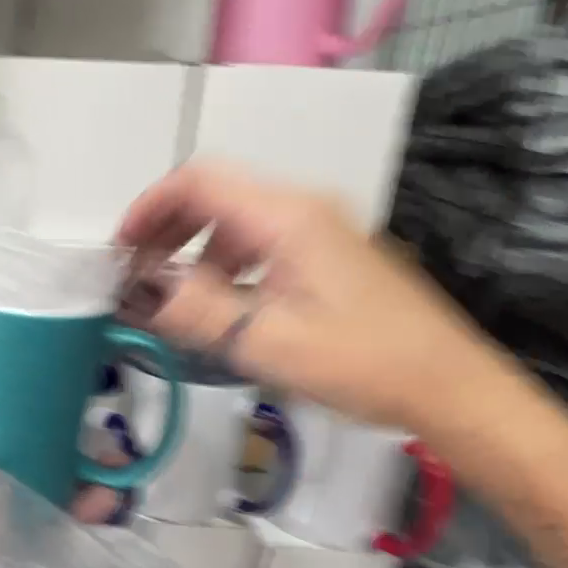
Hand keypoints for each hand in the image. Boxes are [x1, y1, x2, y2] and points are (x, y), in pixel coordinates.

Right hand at [117, 160, 515, 432]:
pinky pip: (258, 242)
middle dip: (164, 229)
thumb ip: (196, 311)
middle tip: (134, 276)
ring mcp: (318, 229)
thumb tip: (138, 291)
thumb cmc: (363, 362)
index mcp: (287, 217)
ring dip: (191, 250)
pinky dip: (221, 264)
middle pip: (214, 194)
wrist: (449, 386)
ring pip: (234, 220)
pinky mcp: (326, 254)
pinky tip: (218, 306)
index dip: (149, 206)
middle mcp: (302, 209)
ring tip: (170, 299)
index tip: (118, 251)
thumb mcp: (267, 342)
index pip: (199, 181)